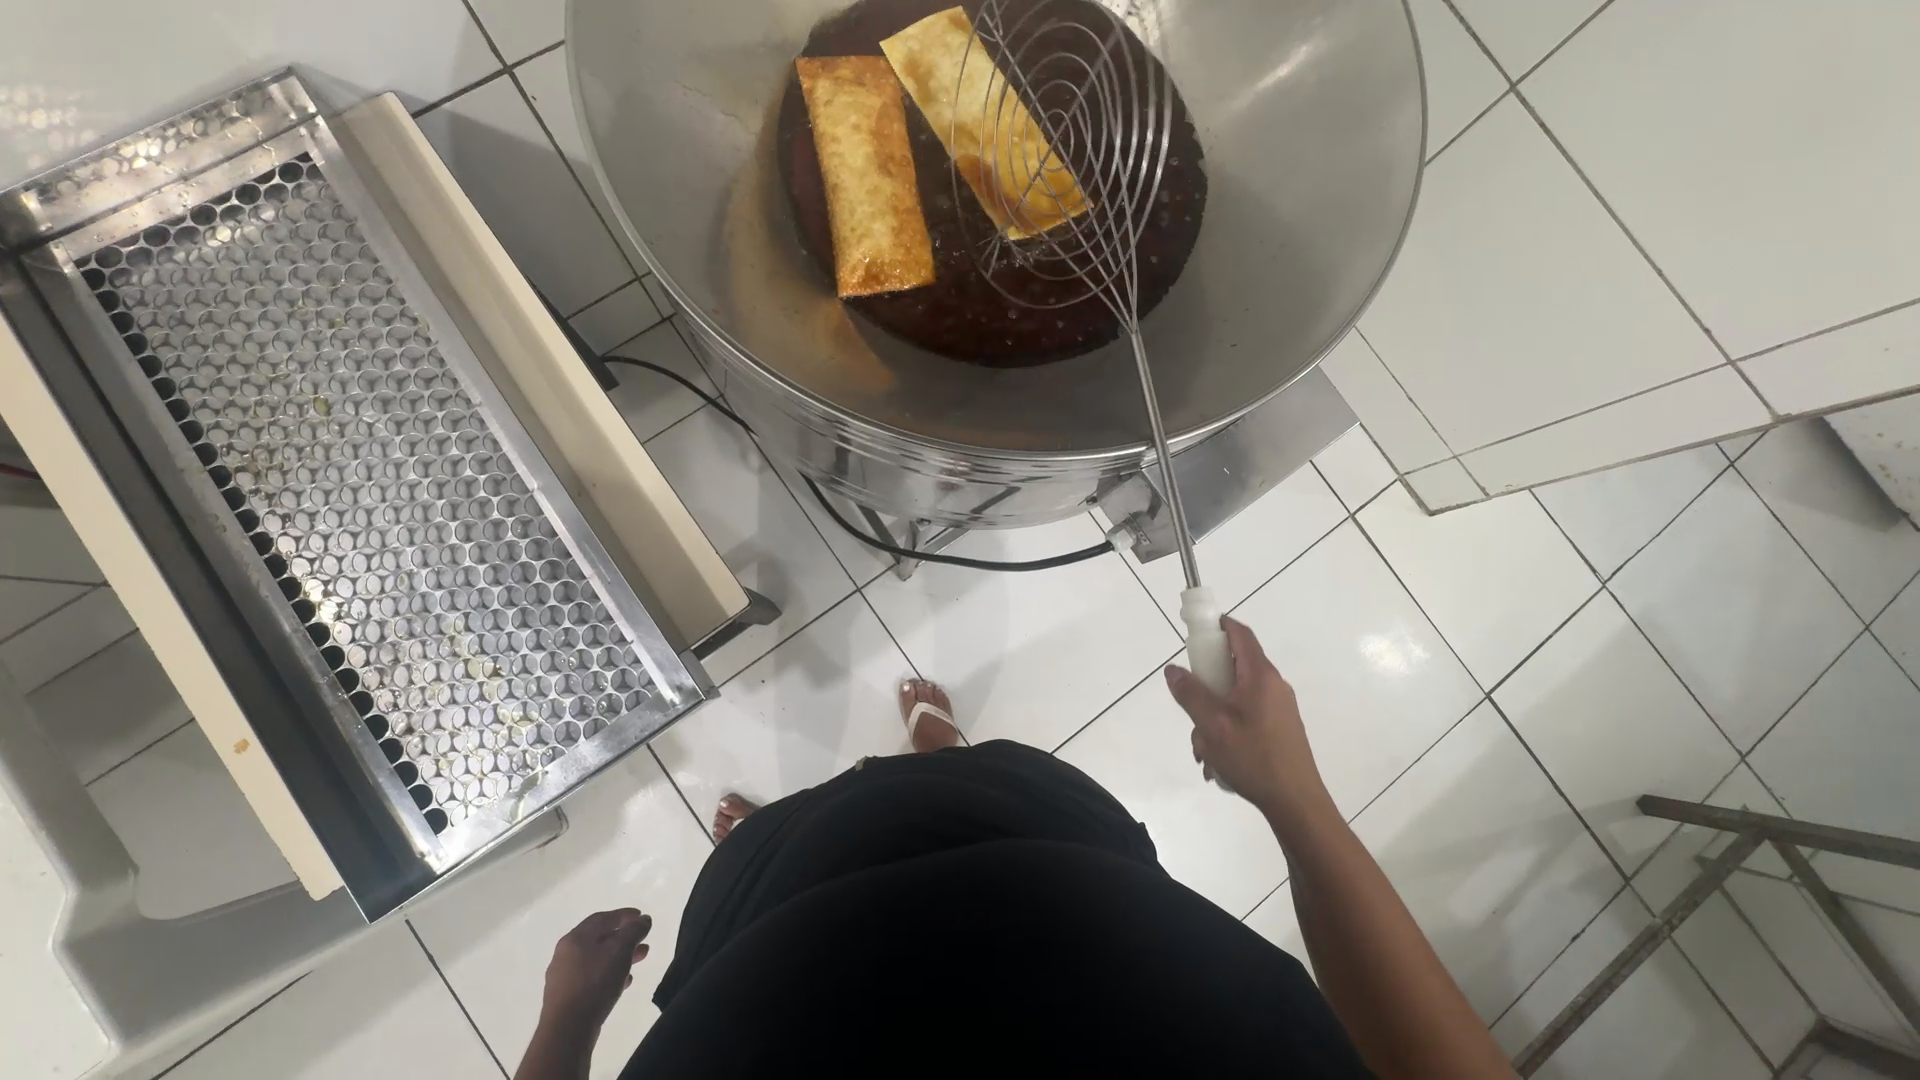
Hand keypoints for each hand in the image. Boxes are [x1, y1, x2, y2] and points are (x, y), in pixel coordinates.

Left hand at [537, 908, 652, 1036]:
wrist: (567, 1030)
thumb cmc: (595, 983)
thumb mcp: (620, 951)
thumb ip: (634, 931)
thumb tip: (643, 919)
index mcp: (575, 938)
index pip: (602, 918)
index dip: (624, 915)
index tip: (642, 917)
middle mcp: (565, 955)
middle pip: (599, 939)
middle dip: (624, 938)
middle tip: (644, 941)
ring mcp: (563, 978)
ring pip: (597, 960)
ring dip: (619, 957)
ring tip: (638, 961)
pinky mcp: (566, 998)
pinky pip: (591, 979)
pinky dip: (609, 975)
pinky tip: (623, 982)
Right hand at [1165, 617, 1335, 834]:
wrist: (1296, 802)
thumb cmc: (1254, 757)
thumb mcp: (1212, 725)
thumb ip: (1190, 693)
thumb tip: (1173, 670)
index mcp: (1260, 676)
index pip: (1240, 634)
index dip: (1218, 625)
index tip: (1195, 632)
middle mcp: (1273, 685)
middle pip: (1232, 668)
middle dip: (1205, 688)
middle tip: (1191, 709)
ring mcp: (1278, 708)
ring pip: (1235, 698)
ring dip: (1212, 718)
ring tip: (1205, 751)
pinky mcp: (1279, 728)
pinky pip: (1245, 717)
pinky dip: (1227, 730)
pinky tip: (1218, 761)